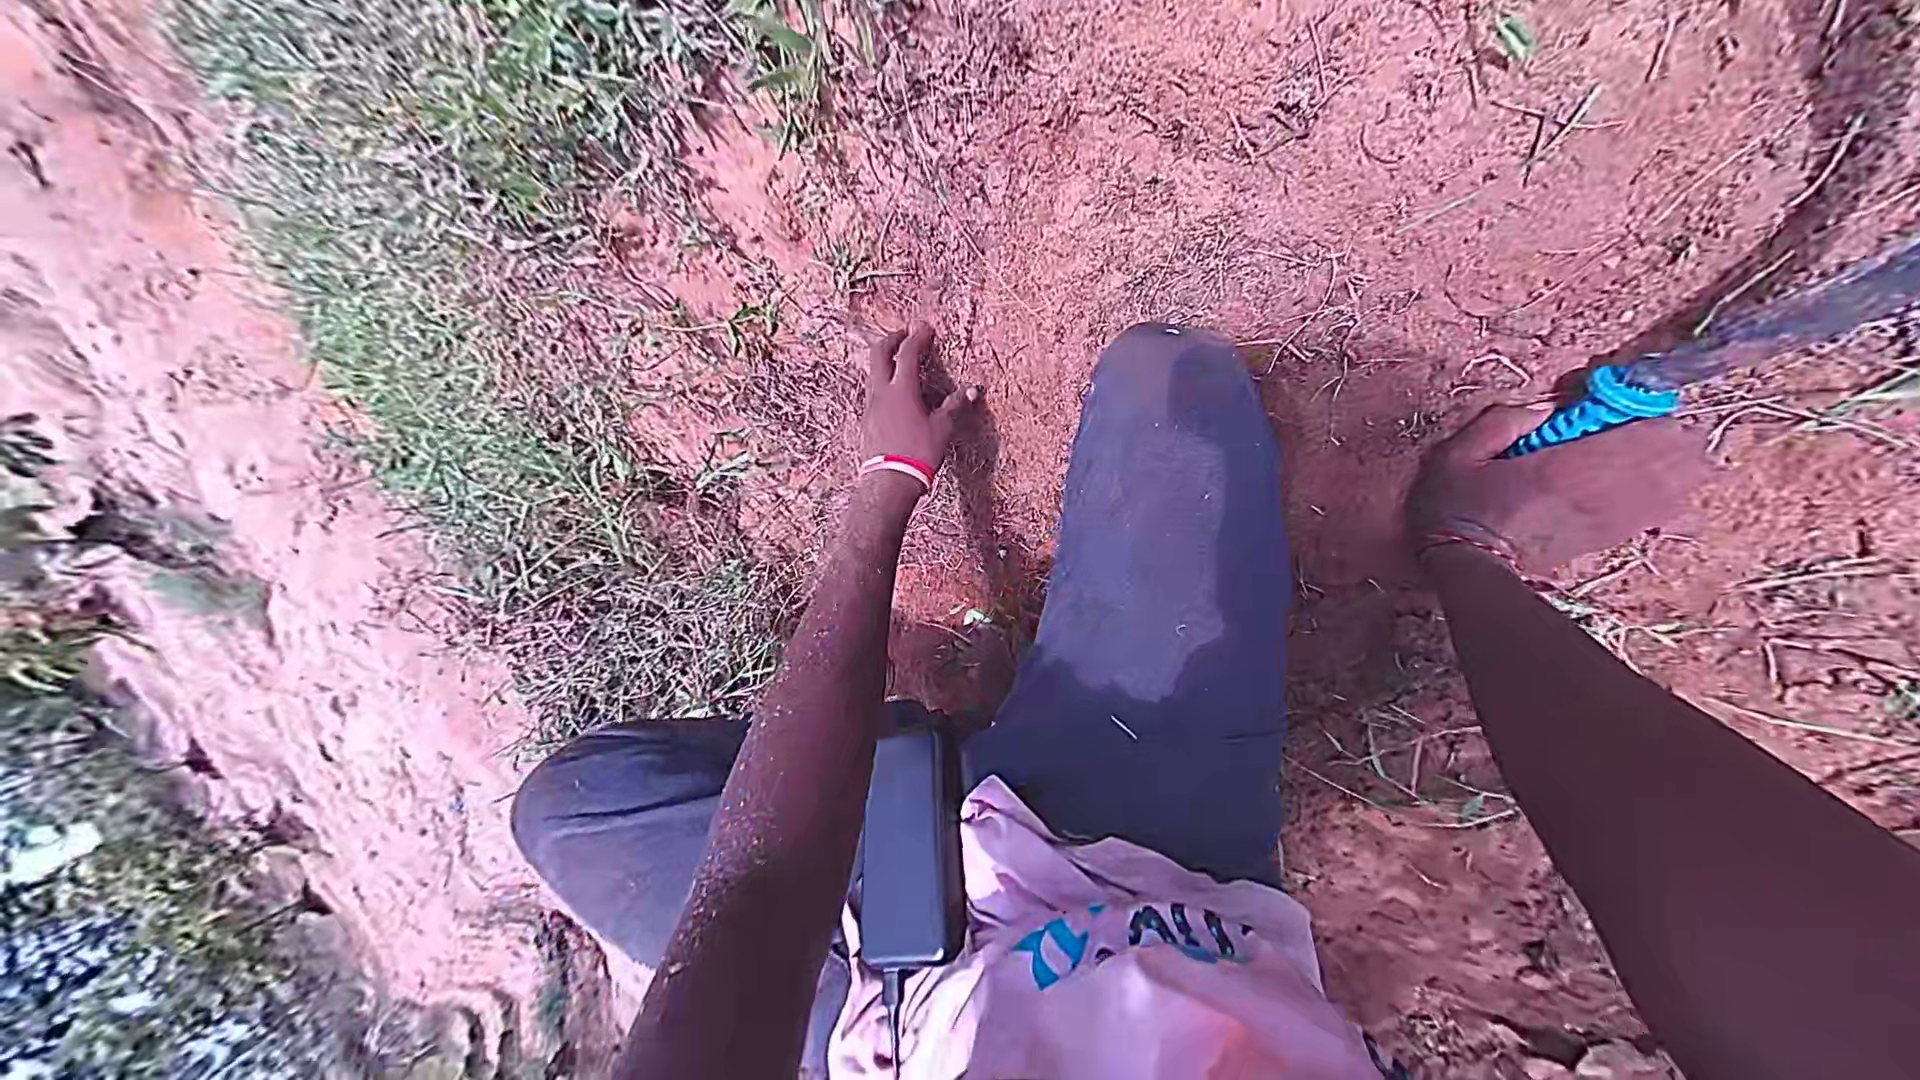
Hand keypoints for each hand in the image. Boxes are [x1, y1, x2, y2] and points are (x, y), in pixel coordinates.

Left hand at [861, 324, 978, 469]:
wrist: (889, 481)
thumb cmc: (918, 454)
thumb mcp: (942, 428)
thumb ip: (954, 406)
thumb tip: (972, 391)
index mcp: (902, 390)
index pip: (908, 353)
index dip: (918, 337)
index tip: (926, 328)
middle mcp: (881, 392)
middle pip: (879, 353)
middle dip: (892, 339)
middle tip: (905, 335)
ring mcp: (871, 406)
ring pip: (873, 372)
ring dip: (885, 361)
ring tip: (900, 363)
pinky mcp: (867, 420)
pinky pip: (873, 392)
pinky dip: (883, 383)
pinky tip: (894, 393)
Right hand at [1406, 402, 1708, 572]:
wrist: (1466, 562)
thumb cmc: (1457, 507)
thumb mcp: (1457, 455)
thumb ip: (1501, 422)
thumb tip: (1546, 408)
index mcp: (1571, 465)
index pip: (1649, 425)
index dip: (1635, 408)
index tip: (1599, 411)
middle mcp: (1608, 490)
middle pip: (1686, 449)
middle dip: (1661, 432)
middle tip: (1618, 432)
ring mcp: (1618, 516)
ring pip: (1688, 478)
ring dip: (1667, 461)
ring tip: (1626, 458)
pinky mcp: (1617, 535)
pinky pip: (1670, 506)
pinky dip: (1662, 489)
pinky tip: (1624, 486)